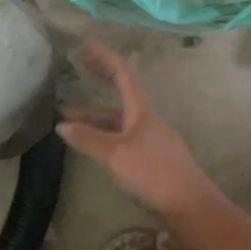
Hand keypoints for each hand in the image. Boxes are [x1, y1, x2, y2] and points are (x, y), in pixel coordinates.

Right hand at [57, 41, 219, 216]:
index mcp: (142, 110)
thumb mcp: (115, 154)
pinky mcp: (150, 156)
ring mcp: (150, 138)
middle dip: (101, 77)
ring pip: (119, 117)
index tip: (85, 44)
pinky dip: (103, 132)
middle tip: (79, 67)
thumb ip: (88, 138)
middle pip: (122, 91)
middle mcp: (147, 118)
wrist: (189, 205)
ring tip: (67, 117)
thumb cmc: (153, 173)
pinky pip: (121, 135)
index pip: (123, 73)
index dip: (104, 56)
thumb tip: (61, 125)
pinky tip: (90, 143)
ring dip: (94, 114)